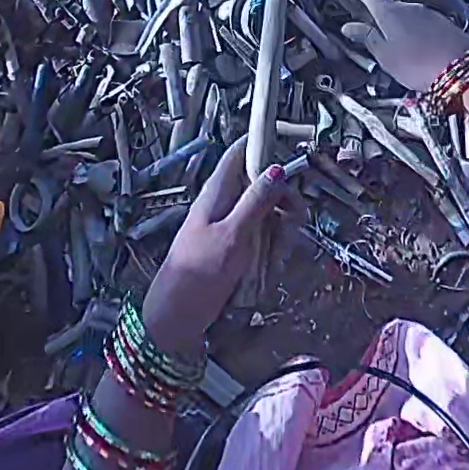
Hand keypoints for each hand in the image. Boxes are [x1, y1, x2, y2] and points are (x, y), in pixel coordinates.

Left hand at [142, 138, 300, 356]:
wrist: (173, 320)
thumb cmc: (197, 276)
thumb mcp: (232, 237)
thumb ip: (255, 202)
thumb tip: (277, 168)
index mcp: (217, 191)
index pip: (241, 152)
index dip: (265, 149)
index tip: (291, 165)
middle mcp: (223, 202)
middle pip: (260, 183)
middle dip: (282, 199)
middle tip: (295, 220)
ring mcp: (228, 225)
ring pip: (264, 211)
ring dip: (279, 228)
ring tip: (280, 250)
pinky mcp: (232, 247)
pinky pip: (259, 236)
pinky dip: (270, 246)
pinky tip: (272, 263)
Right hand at [340, 0, 468, 90]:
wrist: (463, 70)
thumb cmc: (419, 65)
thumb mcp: (385, 56)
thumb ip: (367, 38)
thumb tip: (350, 27)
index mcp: (389, 13)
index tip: (359, 3)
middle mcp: (409, 8)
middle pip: (390, 6)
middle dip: (383, 19)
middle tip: (378, 39)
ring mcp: (429, 14)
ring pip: (408, 16)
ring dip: (402, 28)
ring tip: (401, 50)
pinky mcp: (445, 23)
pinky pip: (424, 24)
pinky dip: (419, 33)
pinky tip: (420, 51)